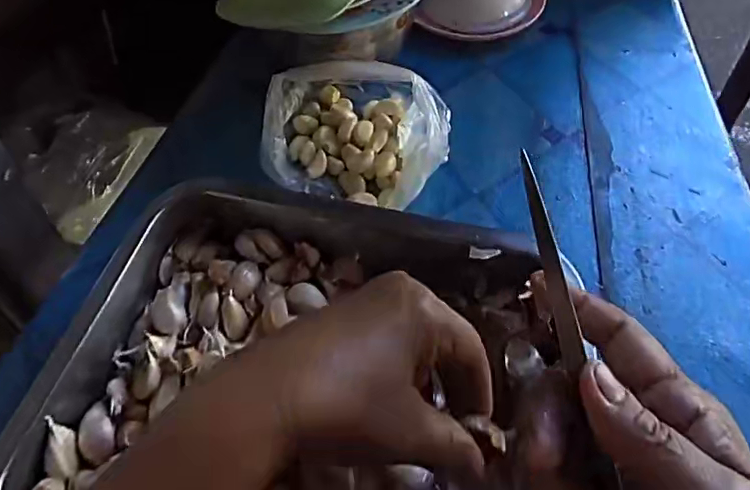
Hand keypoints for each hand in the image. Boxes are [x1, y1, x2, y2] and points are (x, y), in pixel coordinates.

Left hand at [141, 271, 493, 482]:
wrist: (267, 395)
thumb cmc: (350, 404)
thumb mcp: (409, 432)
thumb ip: (454, 445)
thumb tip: (479, 461)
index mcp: (424, 305)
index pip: (472, 348)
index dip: (481, 396)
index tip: (481, 437)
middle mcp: (402, 288)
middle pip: (445, 340)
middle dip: (452, 388)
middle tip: (454, 432)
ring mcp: (370, 295)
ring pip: (416, 338)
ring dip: (425, 380)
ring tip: (420, 422)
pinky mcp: (345, 309)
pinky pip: (389, 334)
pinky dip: (398, 367)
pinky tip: (386, 400)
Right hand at [517, 282, 749, 489]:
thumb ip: (653, 436)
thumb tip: (591, 371)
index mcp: (675, 408)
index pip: (621, 340)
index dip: (581, 308)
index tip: (536, 287)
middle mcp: (633, 432)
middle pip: (573, 386)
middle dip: (548, 403)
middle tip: (542, 454)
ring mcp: (608, 471)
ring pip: (553, 431)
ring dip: (537, 444)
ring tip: (541, 474)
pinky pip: (548, 474)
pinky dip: (529, 473)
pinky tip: (527, 477)